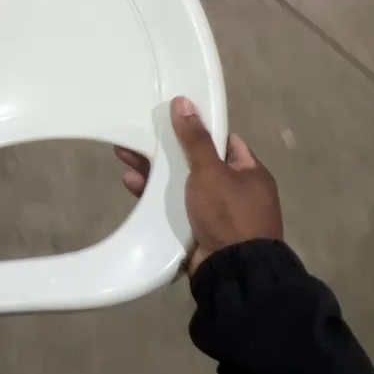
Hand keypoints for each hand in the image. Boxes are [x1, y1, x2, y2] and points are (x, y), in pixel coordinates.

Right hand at [116, 97, 282, 274]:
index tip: (171, 120)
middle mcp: (236, 191)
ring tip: (124, 157)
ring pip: (180, 183)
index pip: (223, 141)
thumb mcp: (210, 171)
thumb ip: (195, 138)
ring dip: (154, 172)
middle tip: (137, 136)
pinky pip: (172, 204)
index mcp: (249, 174)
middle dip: (165, 150)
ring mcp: (216, 211)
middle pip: (195, 161)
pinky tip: (132, 184)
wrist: (234, 272)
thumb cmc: (228, 214)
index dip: (198, 129)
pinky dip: (153, 195)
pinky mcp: (197, 228)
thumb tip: (183, 102)